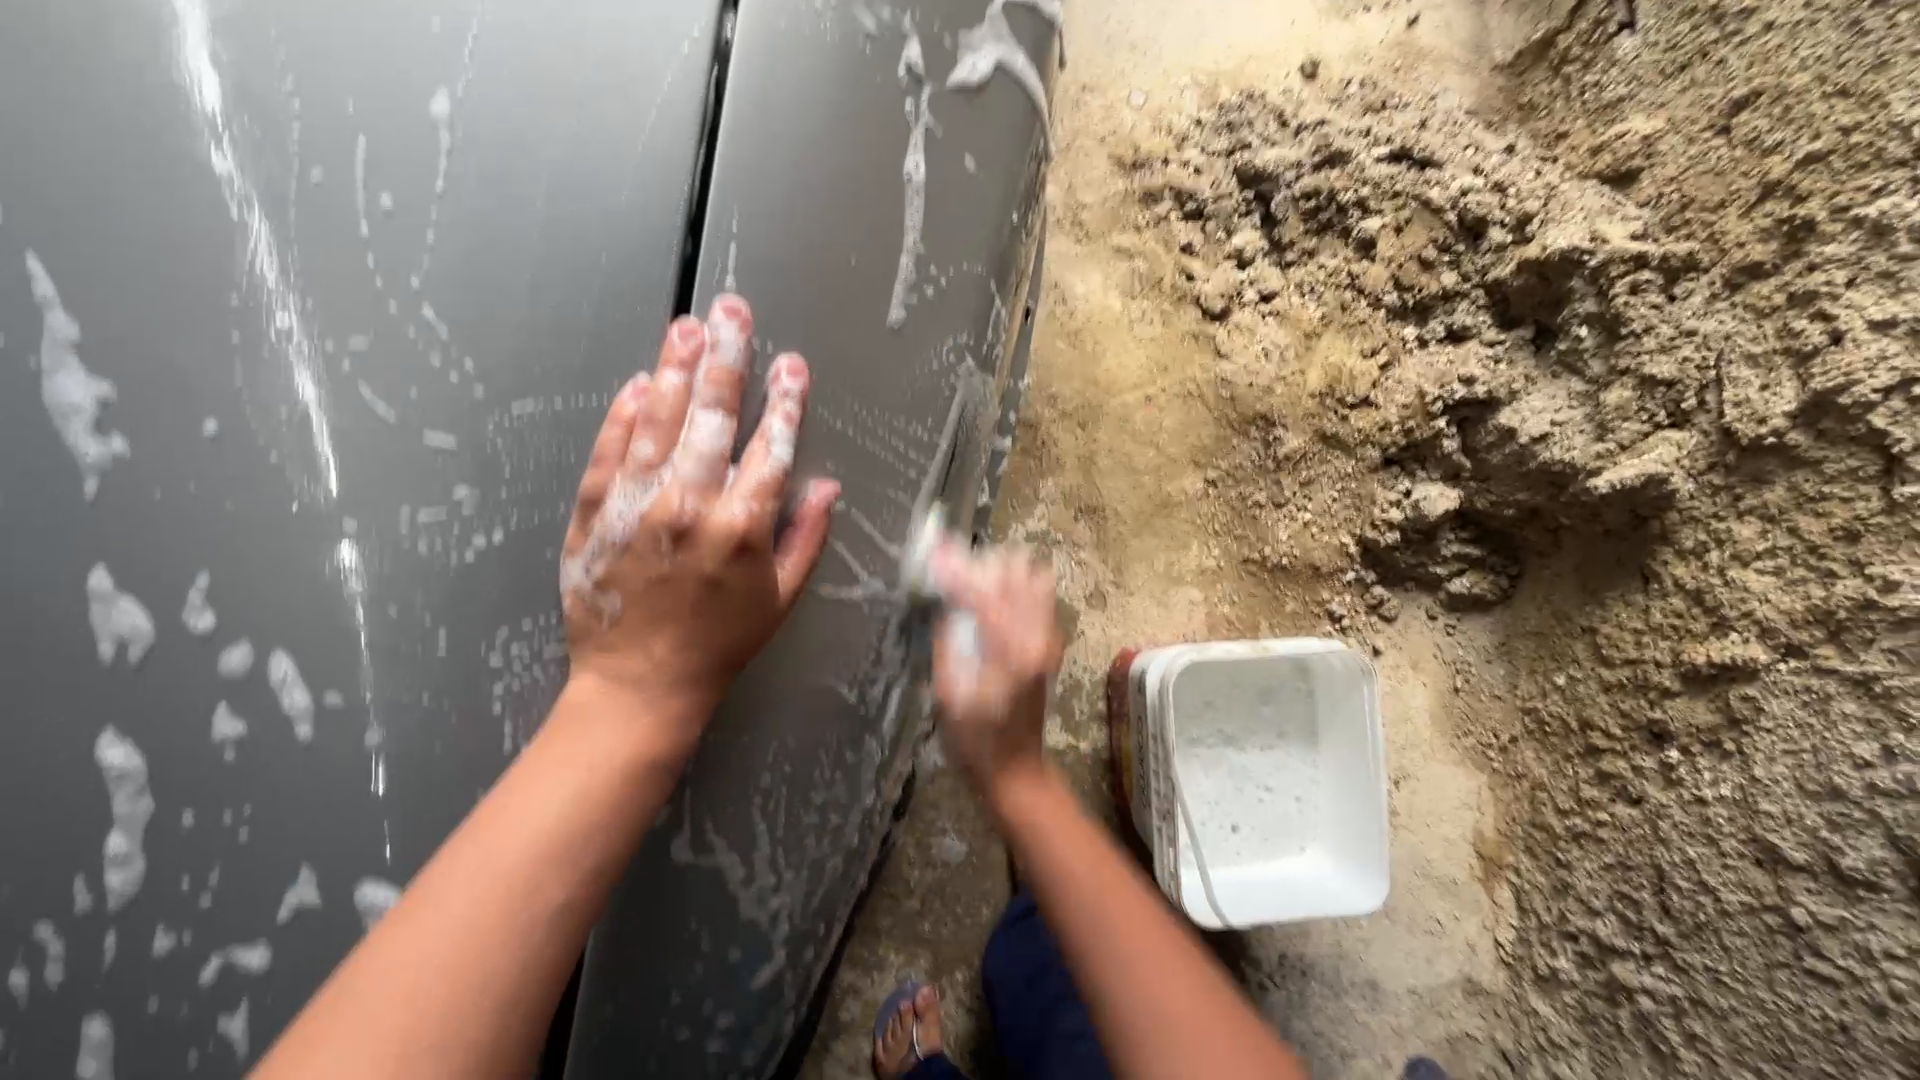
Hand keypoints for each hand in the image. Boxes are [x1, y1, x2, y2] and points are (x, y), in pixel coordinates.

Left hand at [559, 295, 838, 758]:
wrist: (640, 684)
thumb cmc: (719, 645)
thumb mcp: (780, 599)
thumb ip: (806, 537)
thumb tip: (827, 486)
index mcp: (743, 528)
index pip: (771, 447)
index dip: (785, 402)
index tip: (792, 367)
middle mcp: (691, 507)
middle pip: (712, 417)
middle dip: (727, 357)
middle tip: (732, 311)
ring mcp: (637, 506)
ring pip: (657, 421)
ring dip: (673, 368)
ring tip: (685, 326)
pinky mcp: (594, 514)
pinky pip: (609, 452)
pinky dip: (622, 415)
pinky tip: (635, 383)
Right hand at [929, 542, 1063, 794]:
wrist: (1016, 770)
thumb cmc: (976, 741)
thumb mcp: (947, 695)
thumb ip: (947, 642)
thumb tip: (945, 603)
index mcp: (1011, 653)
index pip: (985, 594)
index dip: (957, 571)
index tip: (936, 553)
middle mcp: (1038, 639)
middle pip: (1021, 573)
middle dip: (986, 567)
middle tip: (957, 576)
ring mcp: (1050, 640)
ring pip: (1035, 580)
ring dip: (1004, 575)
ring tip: (975, 587)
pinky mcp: (1051, 645)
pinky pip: (1038, 599)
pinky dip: (1015, 591)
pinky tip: (990, 604)